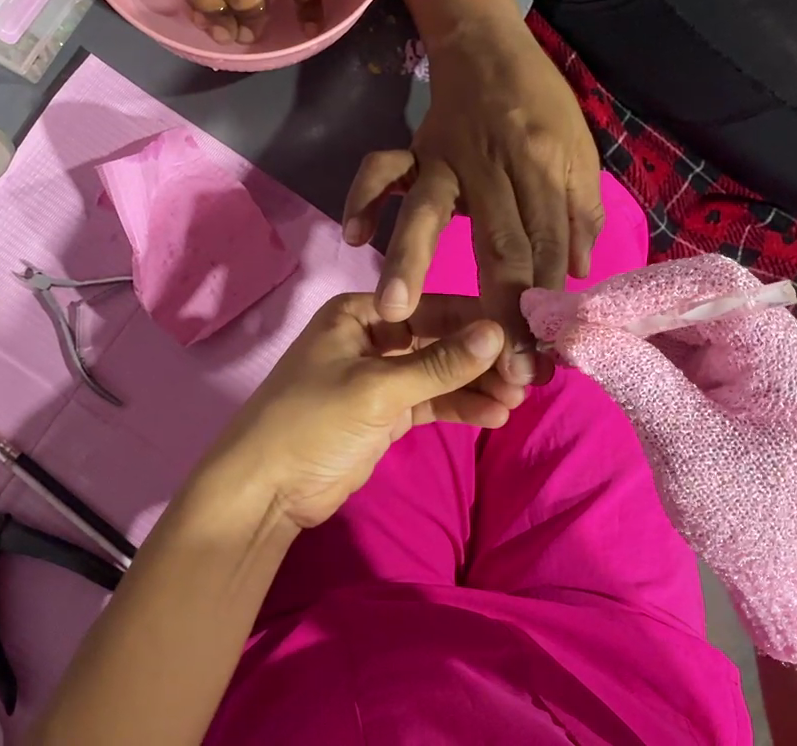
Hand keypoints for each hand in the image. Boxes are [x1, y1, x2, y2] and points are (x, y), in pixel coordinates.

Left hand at [199, 293, 516, 530]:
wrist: (266, 489)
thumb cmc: (312, 421)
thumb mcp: (377, 389)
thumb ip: (439, 364)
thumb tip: (499, 334)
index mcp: (361, 311)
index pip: (432, 306)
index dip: (480, 321)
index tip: (526, 334)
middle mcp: (374, 335)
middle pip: (441, 339)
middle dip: (483, 358)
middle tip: (530, 373)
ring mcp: (381, 375)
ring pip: (440, 372)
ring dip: (476, 384)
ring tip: (518, 398)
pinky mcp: (386, 411)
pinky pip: (431, 400)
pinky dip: (459, 406)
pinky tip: (494, 414)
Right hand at [342, 22, 603, 376]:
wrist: (490, 44)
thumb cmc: (541, 102)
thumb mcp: (579, 151)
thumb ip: (579, 210)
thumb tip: (574, 271)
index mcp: (544, 171)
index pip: (545, 248)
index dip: (545, 305)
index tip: (541, 360)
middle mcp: (495, 169)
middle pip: (497, 246)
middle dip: (498, 310)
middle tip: (495, 370)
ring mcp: (447, 158)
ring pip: (430, 212)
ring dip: (413, 260)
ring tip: (397, 313)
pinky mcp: (414, 148)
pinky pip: (382, 170)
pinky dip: (365, 198)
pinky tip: (355, 236)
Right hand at [523, 255, 796, 664]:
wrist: (793, 575)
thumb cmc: (745, 521)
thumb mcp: (680, 447)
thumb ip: (624, 373)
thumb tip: (550, 315)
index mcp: (793, 355)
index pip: (712, 286)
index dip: (636, 289)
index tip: (570, 311)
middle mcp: (793, 337)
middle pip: (696, 294)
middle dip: (623, 306)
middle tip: (553, 320)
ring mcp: (775, 350)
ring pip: (688, 312)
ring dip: (626, 323)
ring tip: (567, 333)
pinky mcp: (754, 365)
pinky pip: (693, 337)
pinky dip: (645, 343)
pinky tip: (605, 350)